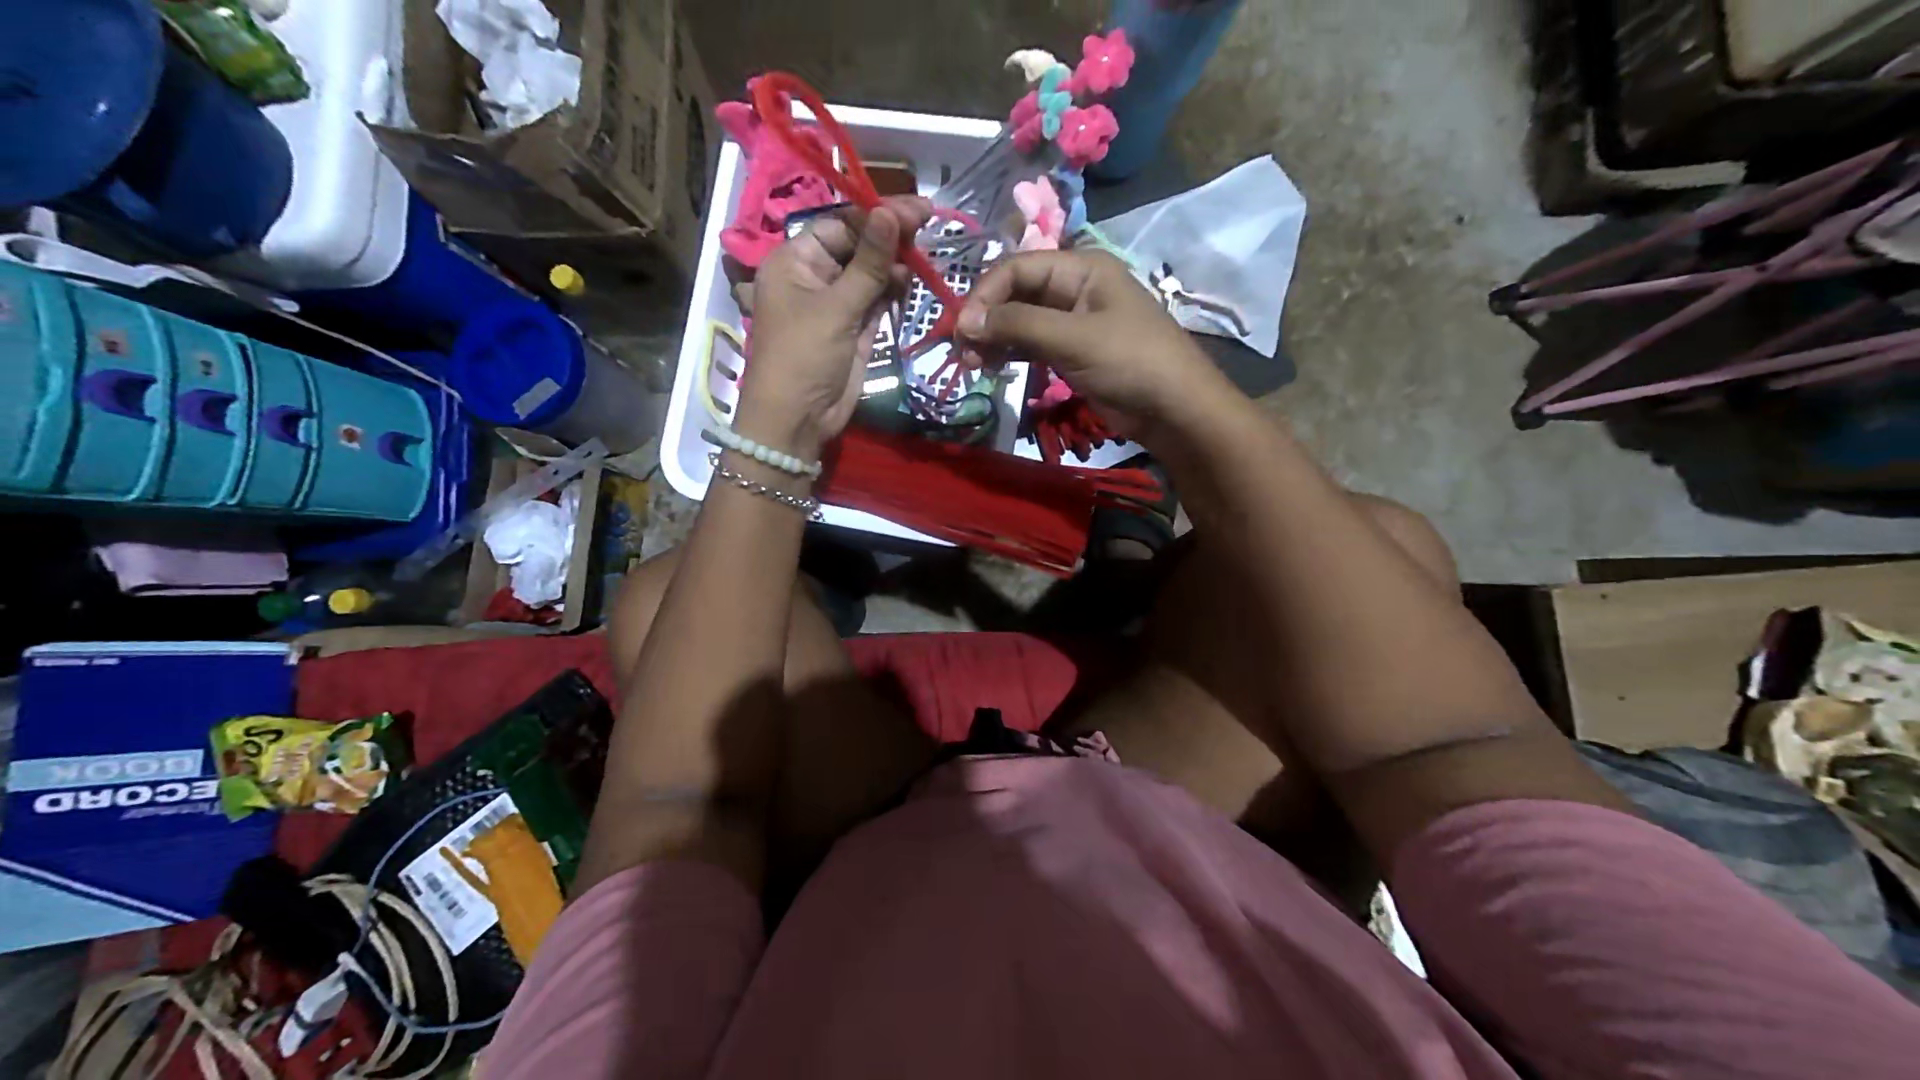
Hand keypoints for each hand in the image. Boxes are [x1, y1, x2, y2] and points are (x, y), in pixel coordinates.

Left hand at [736, 197, 931, 458]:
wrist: (798, 420)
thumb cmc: (804, 356)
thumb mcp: (836, 307)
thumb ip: (869, 262)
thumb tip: (890, 212)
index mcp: (794, 261)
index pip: (840, 225)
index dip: (876, 215)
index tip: (916, 210)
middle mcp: (814, 276)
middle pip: (858, 245)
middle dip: (890, 238)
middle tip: (928, 227)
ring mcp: (836, 302)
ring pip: (871, 271)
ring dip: (895, 264)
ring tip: (922, 259)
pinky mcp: (854, 326)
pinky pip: (876, 298)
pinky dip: (894, 290)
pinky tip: (911, 281)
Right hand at [953, 250, 1232, 440]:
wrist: (1174, 409)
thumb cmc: (1131, 362)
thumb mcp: (1074, 339)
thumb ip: (1018, 325)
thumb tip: (965, 321)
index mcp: (1081, 268)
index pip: (1018, 267)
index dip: (985, 294)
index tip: (962, 329)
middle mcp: (1073, 288)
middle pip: (1014, 293)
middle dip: (986, 318)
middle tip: (964, 352)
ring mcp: (1071, 321)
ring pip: (1018, 321)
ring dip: (993, 339)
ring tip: (975, 364)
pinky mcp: (1069, 351)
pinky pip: (1029, 344)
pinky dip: (1009, 354)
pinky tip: (993, 368)